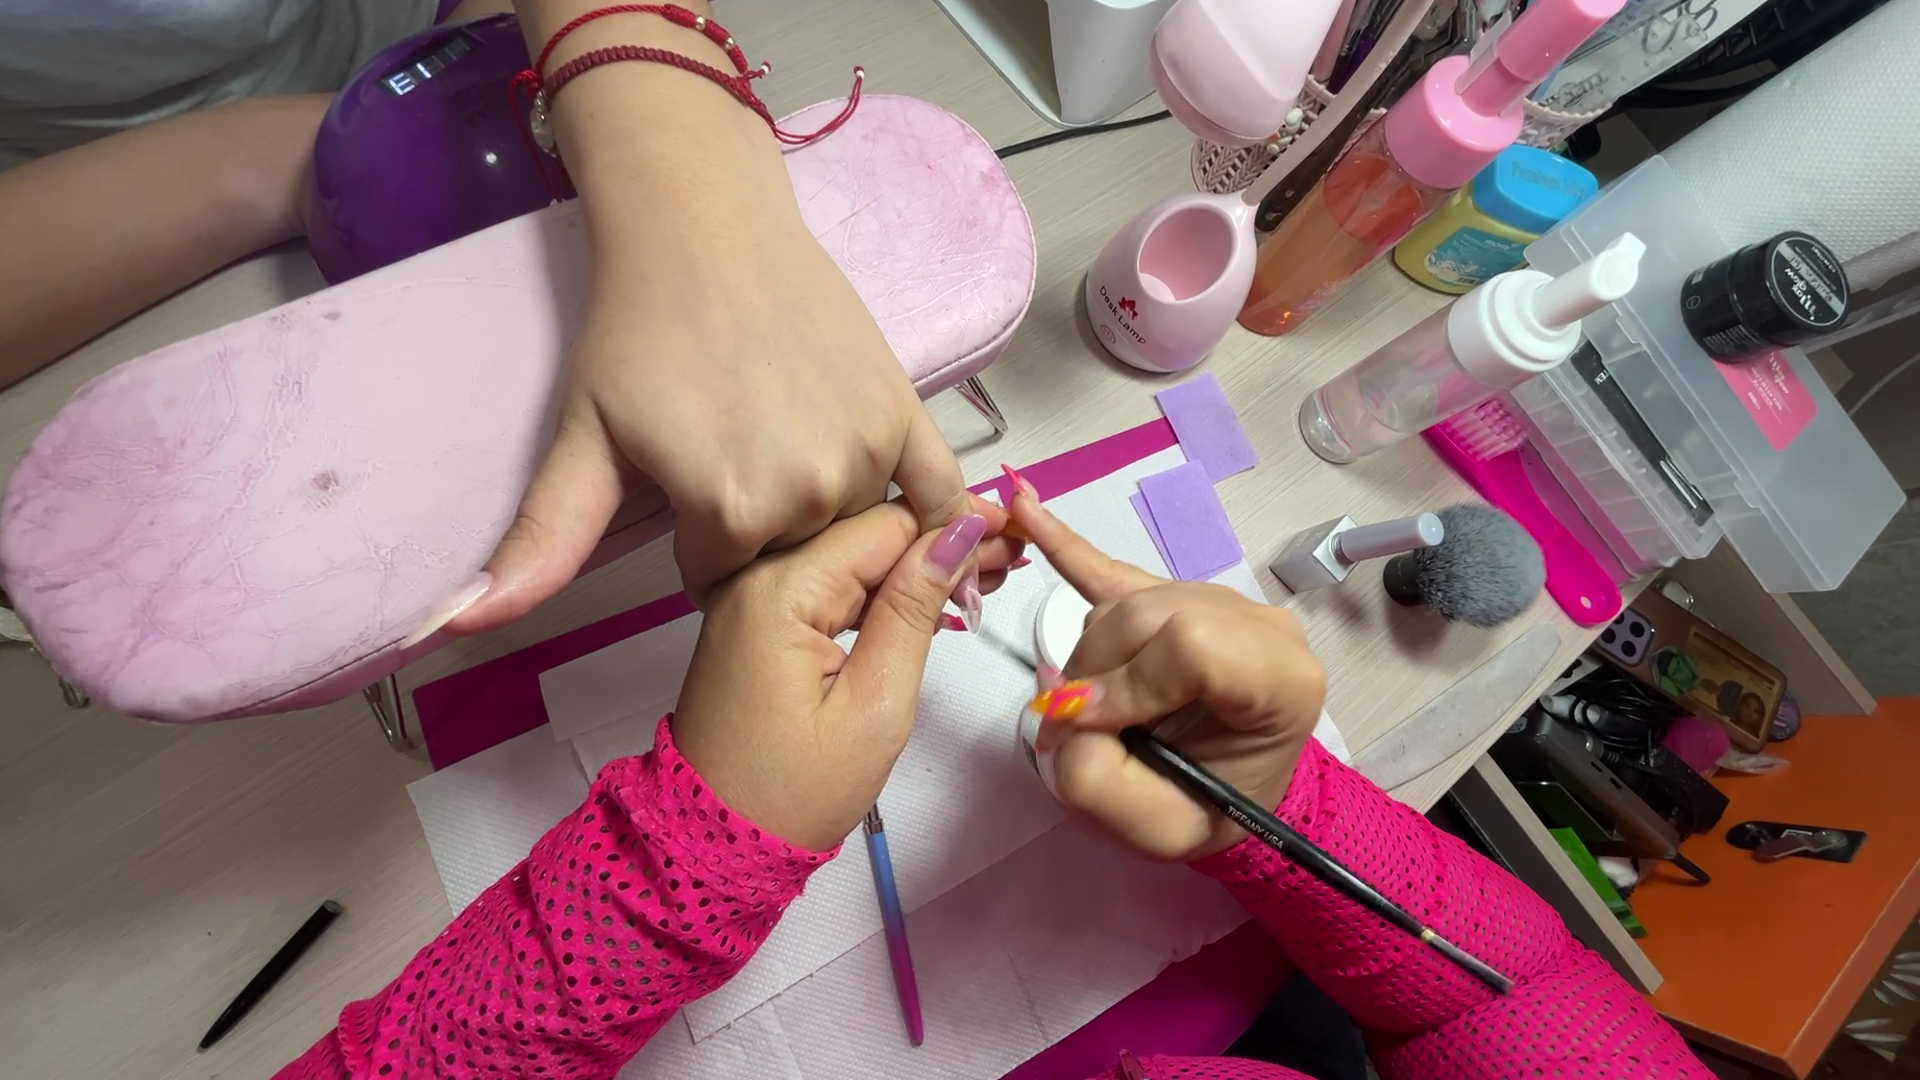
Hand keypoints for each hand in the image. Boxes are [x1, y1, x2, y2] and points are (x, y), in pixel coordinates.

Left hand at [451, 215, 975, 628]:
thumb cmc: (639, 329)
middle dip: (764, 533)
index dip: (704, 550)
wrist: (706, 227)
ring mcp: (867, 451)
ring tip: (795, 451)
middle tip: (743, 466)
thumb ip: (542, 545)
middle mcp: (810, 492)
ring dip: (829, 511)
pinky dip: (936, 514)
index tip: (696, 504)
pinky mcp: (905, 414)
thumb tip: (460, 629)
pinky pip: (940, 492)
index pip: (724, 581)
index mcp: (731, 510)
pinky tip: (920, 520)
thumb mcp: (582, 438)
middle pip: (792, 558)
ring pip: (852, 526)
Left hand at [671, 503, 1021, 850]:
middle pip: (868, 534)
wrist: (715, 843)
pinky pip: (832, 585)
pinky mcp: (762, 617)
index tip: (1008, 533)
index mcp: (781, 590)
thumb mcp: (874, 704)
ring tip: (981, 577)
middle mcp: (759, 575)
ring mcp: (755, 594)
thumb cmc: (796, 792)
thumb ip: (914, 611)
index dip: (951, 523)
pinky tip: (928, 599)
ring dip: (916, 566)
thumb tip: (957, 534)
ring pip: (854, 557)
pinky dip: (882, 590)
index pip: (883, 525)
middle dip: (940, 542)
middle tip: (1006, 556)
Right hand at [1008, 477, 1326, 859]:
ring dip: (1088, 656)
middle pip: (1143, 617)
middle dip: (1093, 676)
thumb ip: (1101, 784)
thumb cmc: (1205, 808)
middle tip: (1077, 728)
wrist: (1225, 788)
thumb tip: (1063, 711)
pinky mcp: (1166, 592)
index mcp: (1281, 676)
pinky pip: (1107, 567)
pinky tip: (1022, 506)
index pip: (1191, 644)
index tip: (1089, 722)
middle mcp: (1253, 620)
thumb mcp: (1160, 829)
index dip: (1128, 682)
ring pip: (1119, 604)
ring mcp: (1211, 597)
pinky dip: (1061, 542)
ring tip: (1089, 706)